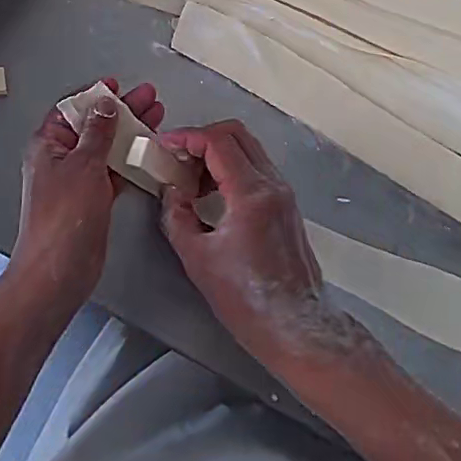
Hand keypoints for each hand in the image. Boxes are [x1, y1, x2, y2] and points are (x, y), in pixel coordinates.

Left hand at [11, 79, 163, 312]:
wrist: (59, 272)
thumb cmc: (64, 214)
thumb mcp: (83, 165)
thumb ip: (98, 133)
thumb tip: (104, 103)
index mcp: (49, 144)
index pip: (72, 109)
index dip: (94, 95)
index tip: (117, 84)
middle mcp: (63, 157)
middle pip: (96, 125)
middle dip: (122, 110)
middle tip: (149, 96)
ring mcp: (80, 179)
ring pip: (109, 146)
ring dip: (132, 131)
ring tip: (157, 113)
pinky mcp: (95, 198)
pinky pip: (115, 169)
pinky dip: (132, 158)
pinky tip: (152, 148)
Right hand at [157, 120, 348, 367]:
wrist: (294, 326)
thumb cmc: (247, 300)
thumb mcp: (198, 259)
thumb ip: (177, 217)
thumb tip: (171, 192)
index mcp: (252, 194)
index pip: (218, 142)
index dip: (187, 137)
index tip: (166, 144)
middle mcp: (272, 185)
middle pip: (237, 133)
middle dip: (203, 137)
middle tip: (178, 155)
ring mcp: (283, 192)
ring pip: (248, 148)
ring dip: (218, 152)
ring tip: (191, 177)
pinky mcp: (286, 204)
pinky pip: (256, 167)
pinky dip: (232, 167)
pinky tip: (212, 192)